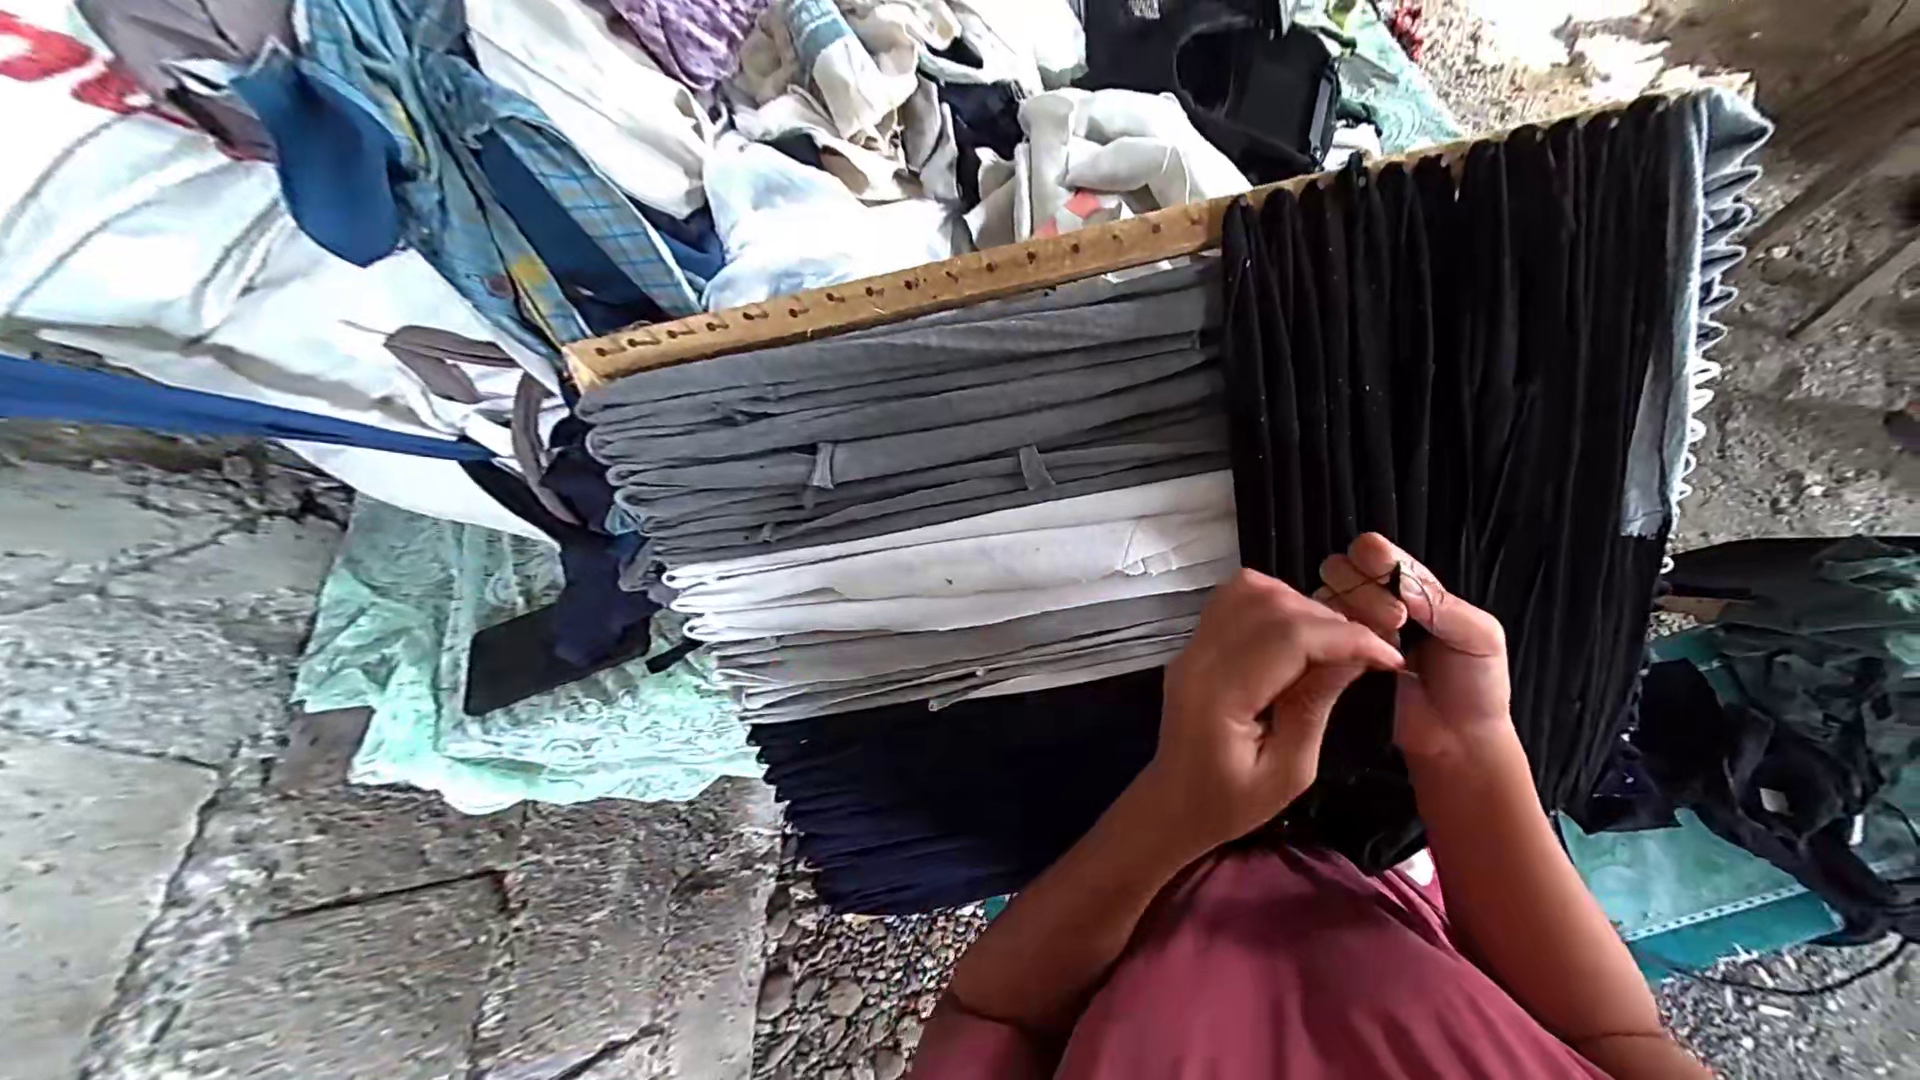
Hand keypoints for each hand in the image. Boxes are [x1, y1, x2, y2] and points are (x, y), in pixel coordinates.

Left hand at [1145, 569, 1404, 854]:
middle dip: (1328, 620)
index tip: (1388, 657)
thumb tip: (1353, 655)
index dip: (1345, 637)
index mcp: (1218, 694)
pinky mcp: (1195, 644)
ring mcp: (1191, 646)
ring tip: (1331, 643)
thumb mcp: (1289, 771)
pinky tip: (1298, 635)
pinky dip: (1273, 604)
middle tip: (1363, 653)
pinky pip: (1233, 601)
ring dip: (1299, 605)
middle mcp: (1198, 658)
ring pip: (1247, 591)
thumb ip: (1314, 705)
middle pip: (1268, 605)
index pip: (1285, 637)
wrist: (1175, 800)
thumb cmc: (1230, 802)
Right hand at [1315, 533, 1513, 764]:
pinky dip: (1328, 635)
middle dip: (1362, 587)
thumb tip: (1403, 584)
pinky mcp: (1325, 655)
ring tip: (1385, 643)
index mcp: (1405, 587)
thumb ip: (1444, 605)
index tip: (1390, 576)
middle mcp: (1367, 601)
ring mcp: (1343, 628)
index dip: (1375, 556)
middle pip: (1337, 568)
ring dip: (1348, 612)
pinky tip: (1354, 653)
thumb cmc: (1473, 688)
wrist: (1454, 742)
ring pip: (1320, 597)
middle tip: (1399, 621)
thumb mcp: (1480, 638)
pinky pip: (1311, 632)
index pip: (1372, 552)